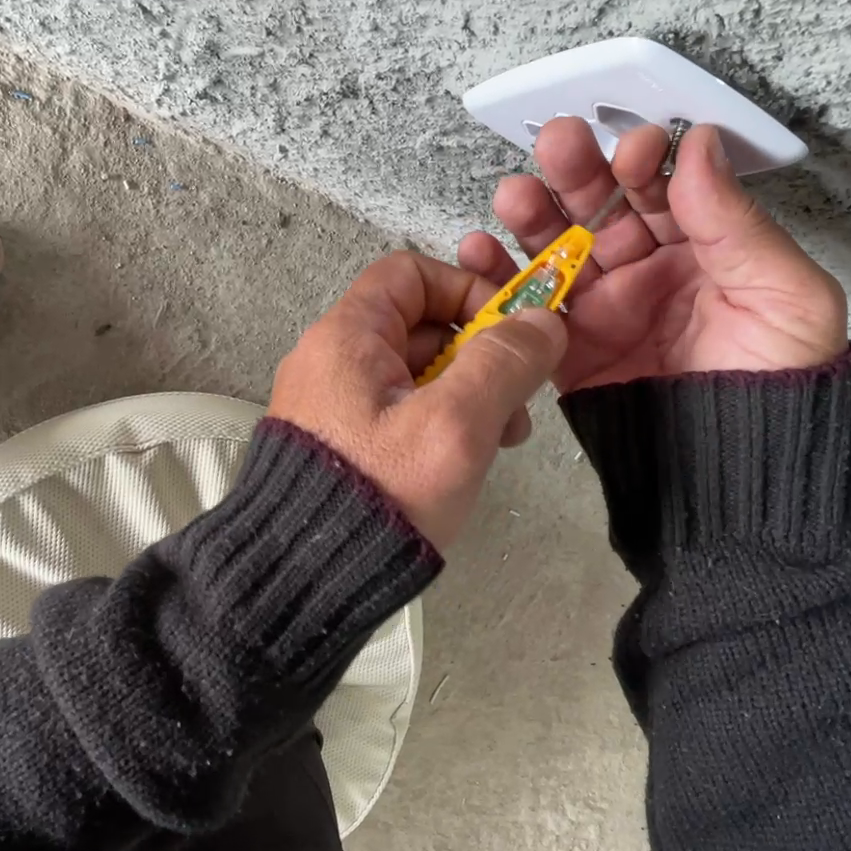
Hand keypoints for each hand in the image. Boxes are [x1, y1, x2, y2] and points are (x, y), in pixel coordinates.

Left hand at [268, 251, 566, 549]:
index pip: (408, 273)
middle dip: (479, 354)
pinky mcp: (338, 442)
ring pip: (413, 373)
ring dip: (466, 394)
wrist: (307, 578)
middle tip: (519, 401)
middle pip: (417, 324)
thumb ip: (503, 363)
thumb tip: (542, 321)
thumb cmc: (383, 491)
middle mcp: (330, 360)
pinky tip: (465, 460)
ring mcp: (331, 404)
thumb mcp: (455, 424)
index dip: (465, 288)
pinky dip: (437, 423)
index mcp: (346, 337)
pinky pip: (396, 411)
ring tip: (502, 439)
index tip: (510, 330)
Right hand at [458, 118, 847, 391]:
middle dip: (577, 174)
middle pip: (601, 209)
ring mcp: (599, 307)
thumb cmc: (774, 383)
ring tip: (511, 194)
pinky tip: (479, 250)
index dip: (644, 164)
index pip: (664, 190)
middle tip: (555, 143)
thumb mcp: (786, 296)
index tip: (633, 148)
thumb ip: (736, 224)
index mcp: (702, 250)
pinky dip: (497, 277)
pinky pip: (525, 304)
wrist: (728, 471)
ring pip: (556, 249)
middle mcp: (644, 271)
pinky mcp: (562, 344)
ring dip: (531, 216)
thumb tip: (698, 145)